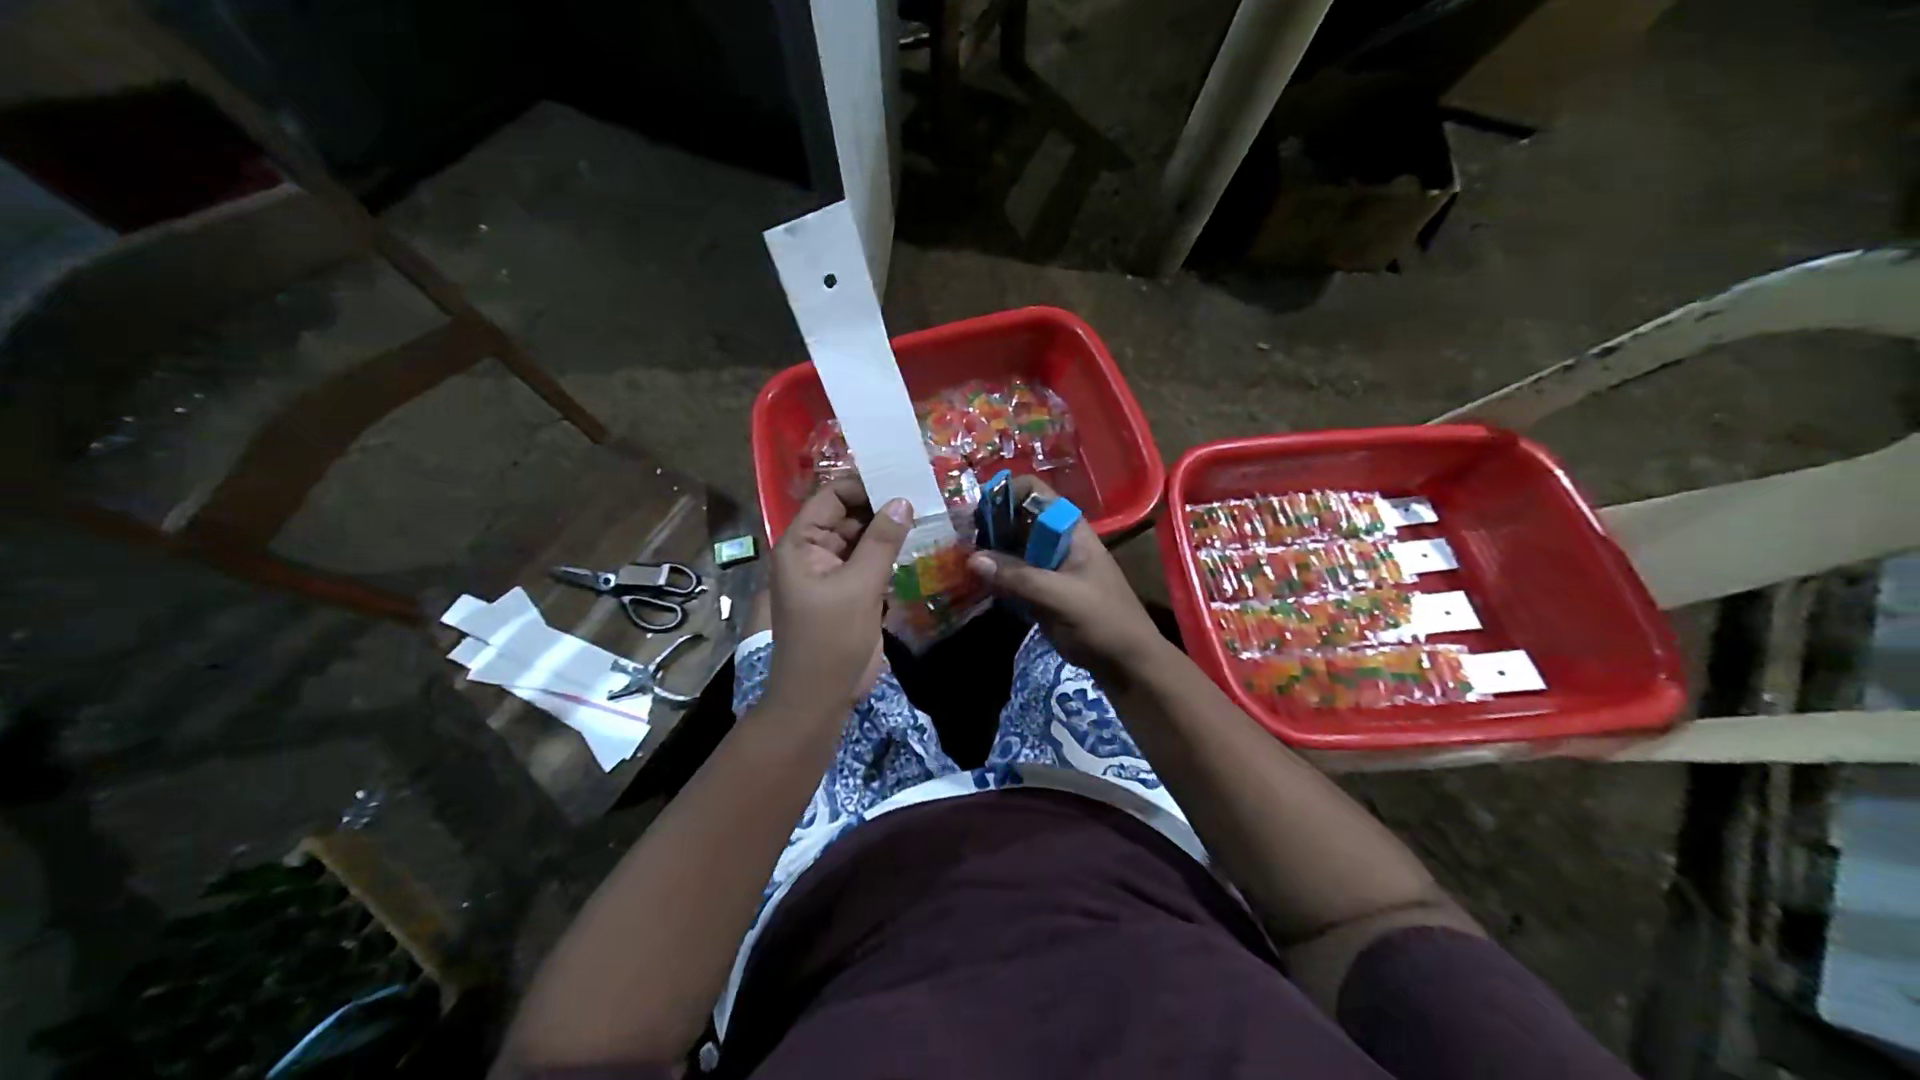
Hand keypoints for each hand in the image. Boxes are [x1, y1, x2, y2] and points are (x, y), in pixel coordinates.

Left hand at [764, 481, 911, 714]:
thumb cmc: (830, 640)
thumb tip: (903, 501)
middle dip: (882, 505)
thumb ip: (882, 542)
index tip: (902, 478)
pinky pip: (870, 561)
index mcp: (801, 544)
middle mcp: (814, 552)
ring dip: (889, 529)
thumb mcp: (858, 587)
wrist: (820, 697)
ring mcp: (833, 572)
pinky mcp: (850, 591)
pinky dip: (890, 553)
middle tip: (924, 491)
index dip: (864, 485)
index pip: (831, 498)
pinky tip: (919, 542)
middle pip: (848, 515)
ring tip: (928, 512)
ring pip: (863, 538)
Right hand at [967, 476, 1168, 679]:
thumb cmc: (1102, 622)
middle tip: (960, 546)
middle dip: (988, 527)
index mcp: (1068, 529)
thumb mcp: (1060, 598)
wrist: (1129, 663)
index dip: (1003, 495)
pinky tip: (974, 585)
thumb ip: (1017, 577)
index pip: (1031, 491)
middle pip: (1016, 517)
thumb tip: (971, 559)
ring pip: (1011, 547)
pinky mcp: (1041, 589)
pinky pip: (1012, 574)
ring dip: (987, 553)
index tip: (976, 519)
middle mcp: (1055, 540)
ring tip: (960, 565)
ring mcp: (1048, 565)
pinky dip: (994, 576)